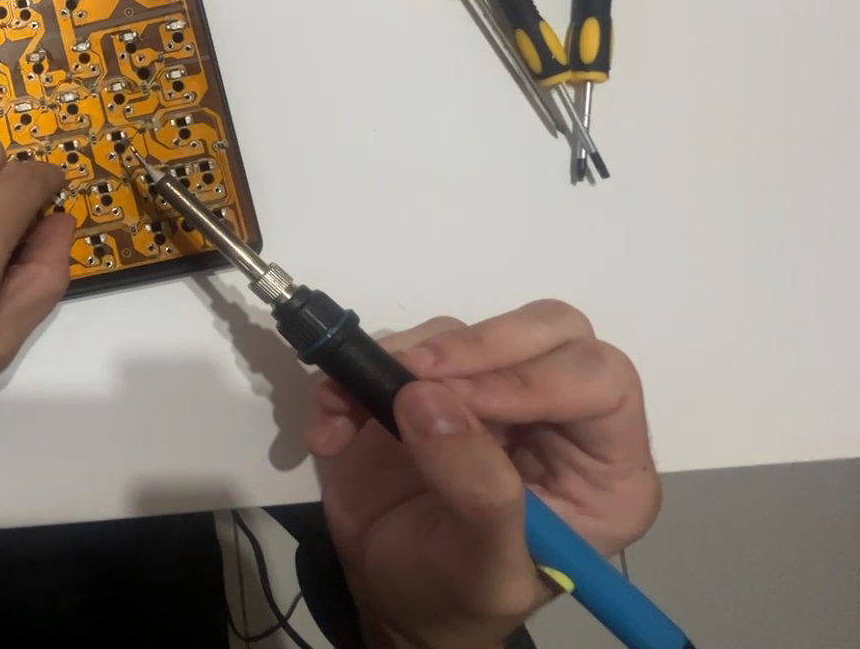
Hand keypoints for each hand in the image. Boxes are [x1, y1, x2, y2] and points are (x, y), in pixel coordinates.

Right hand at [306, 300, 660, 648]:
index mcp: (597, 465)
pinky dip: (345, 379)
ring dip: (389, 364)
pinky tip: (331, 430)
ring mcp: (477, 396)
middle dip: (469, 345)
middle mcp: (546, 417)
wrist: (388, 593)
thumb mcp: (483, 565)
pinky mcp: (411, 387)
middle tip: (409, 375)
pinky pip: (382, 352)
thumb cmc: (457, 595)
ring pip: (453, 332)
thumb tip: (428, 400)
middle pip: (542, 331)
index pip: (596, 379)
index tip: (452, 399)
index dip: (528, 376)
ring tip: (347, 417)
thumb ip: (475, 490)